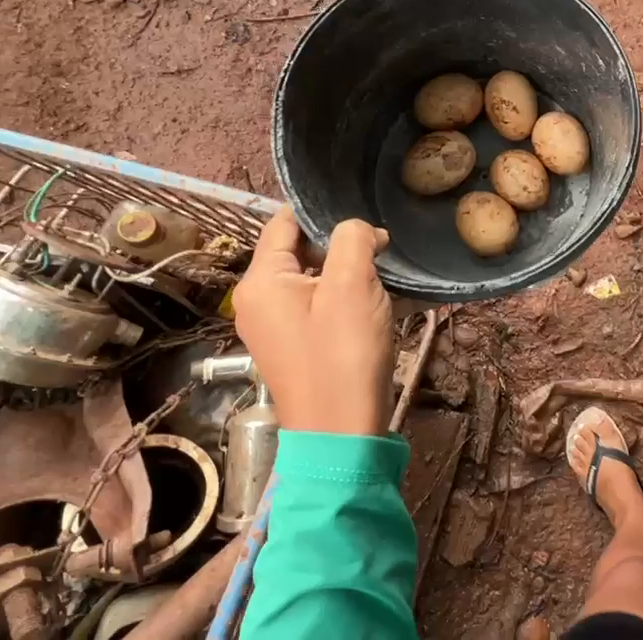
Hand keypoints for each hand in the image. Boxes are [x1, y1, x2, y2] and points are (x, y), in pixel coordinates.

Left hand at [233, 208, 396, 436]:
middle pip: (301, 249)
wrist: (341, 431)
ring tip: (384, 277)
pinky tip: (379, 304)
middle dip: (342, 244)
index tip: (362, 210)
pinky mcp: (296, 344)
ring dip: (349, 272)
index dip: (321, 211)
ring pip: (315, 277)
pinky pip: (320, 304)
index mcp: (261, 281)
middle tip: (381, 250)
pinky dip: (347, 296)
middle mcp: (258, 301)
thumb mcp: (352, 285)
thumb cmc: (342, 353)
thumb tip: (358, 229)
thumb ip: (352, 239)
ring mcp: (276, 326)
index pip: (284, 223)